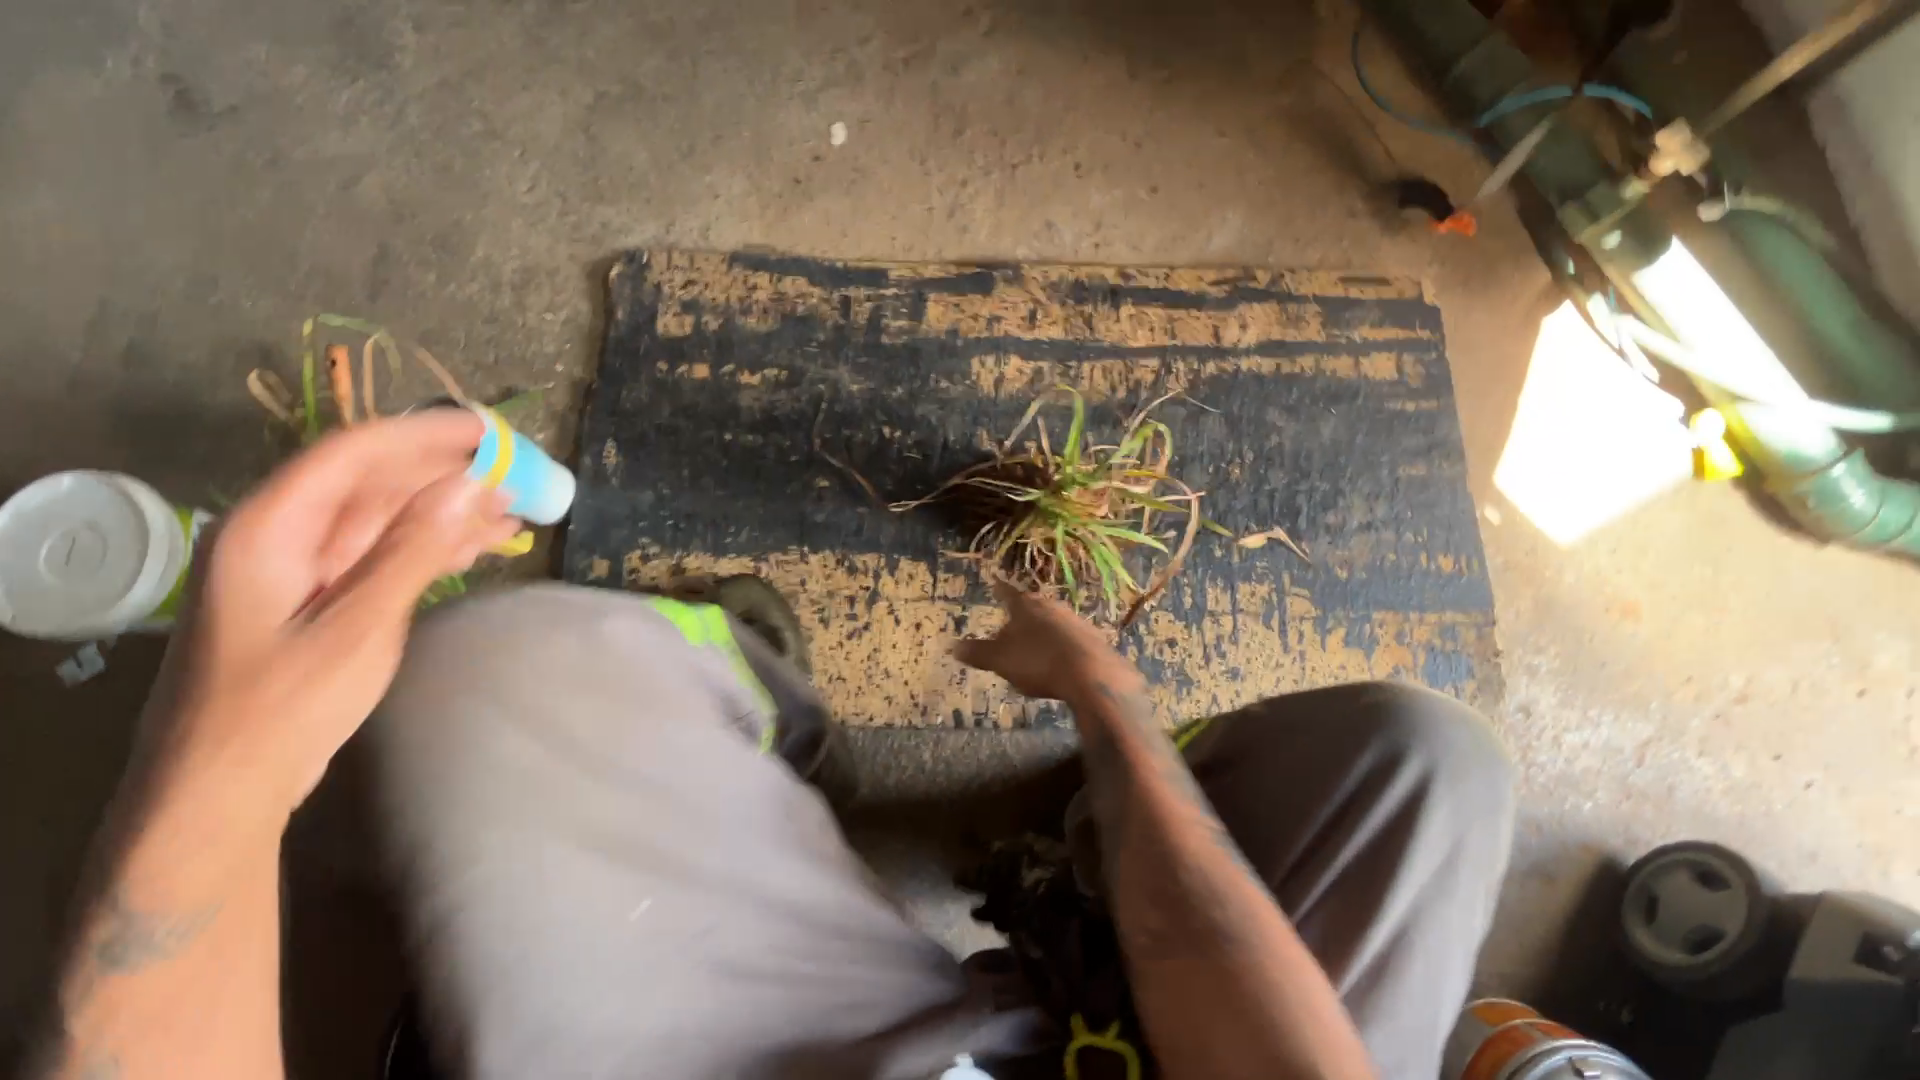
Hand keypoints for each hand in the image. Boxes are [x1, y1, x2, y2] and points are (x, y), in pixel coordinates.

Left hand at [145, 411, 519, 815]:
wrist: (222, 788)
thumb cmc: (282, 706)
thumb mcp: (358, 625)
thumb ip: (414, 549)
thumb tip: (469, 485)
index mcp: (270, 526)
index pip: (354, 453)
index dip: (424, 434)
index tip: (489, 430)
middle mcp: (282, 533)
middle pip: (372, 481)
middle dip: (445, 473)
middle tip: (516, 473)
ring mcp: (300, 566)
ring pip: (383, 517)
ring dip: (446, 510)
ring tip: (515, 510)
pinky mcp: (320, 596)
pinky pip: (381, 552)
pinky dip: (430, 546)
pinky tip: (479, 545)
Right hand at [953, 577, 1143, 701]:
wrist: (1092, 674)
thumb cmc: (1038, 661)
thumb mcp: (1000, 660)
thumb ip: (978, 652)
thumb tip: (952, 645)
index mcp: (1026, 606)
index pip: (1007, 593)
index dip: (998, 588)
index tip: (994, 580)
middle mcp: (1051, 606)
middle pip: (1032, 607)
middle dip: (1021, 616)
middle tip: (1010, 624)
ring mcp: (1075, 621)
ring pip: (1052, 622)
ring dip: (1042, 632)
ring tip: (1032, 649)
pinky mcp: (1093, 640)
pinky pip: (1069, 640)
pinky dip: (1059, 648)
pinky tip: (1057, 663)